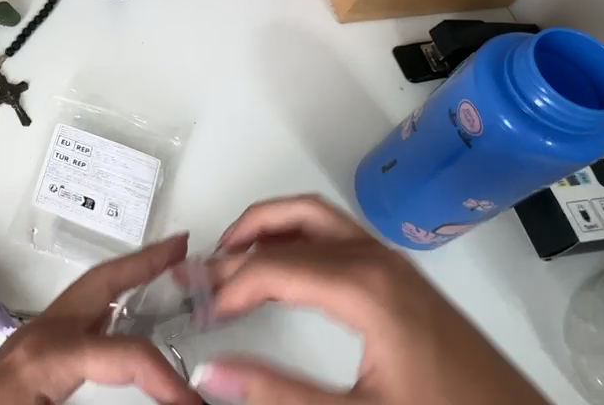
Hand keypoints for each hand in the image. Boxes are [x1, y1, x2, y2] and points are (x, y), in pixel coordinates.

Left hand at [0, 234, 204, 404]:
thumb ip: (103, 402)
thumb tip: (165, 395)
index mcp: (44, 358)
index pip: (121, 353)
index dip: (165, 377)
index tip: (195, 402)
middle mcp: (39, 336)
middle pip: (100, 283)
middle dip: (144, 263)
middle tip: (182, 247)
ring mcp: (31, 338)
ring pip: (87, 294)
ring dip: (128, 279)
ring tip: (164, 271)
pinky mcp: (29, 352)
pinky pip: (77, 316)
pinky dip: (108, 304)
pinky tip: (127, 314)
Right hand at [193, 196, 546, 404]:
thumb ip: (279, 393)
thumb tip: (212, 372)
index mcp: (362, 287)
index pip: (273, 267)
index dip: (230, 287)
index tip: (204, 311)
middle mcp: (372, 257)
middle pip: (288, 223)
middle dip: (240, 240)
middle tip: (205, 270)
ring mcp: (389, 260)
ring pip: (312, 216)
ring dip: (268, 228)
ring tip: (232, 256)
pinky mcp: (399, 272)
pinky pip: (334, 232)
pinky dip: (295, 234)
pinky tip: (283, 264)